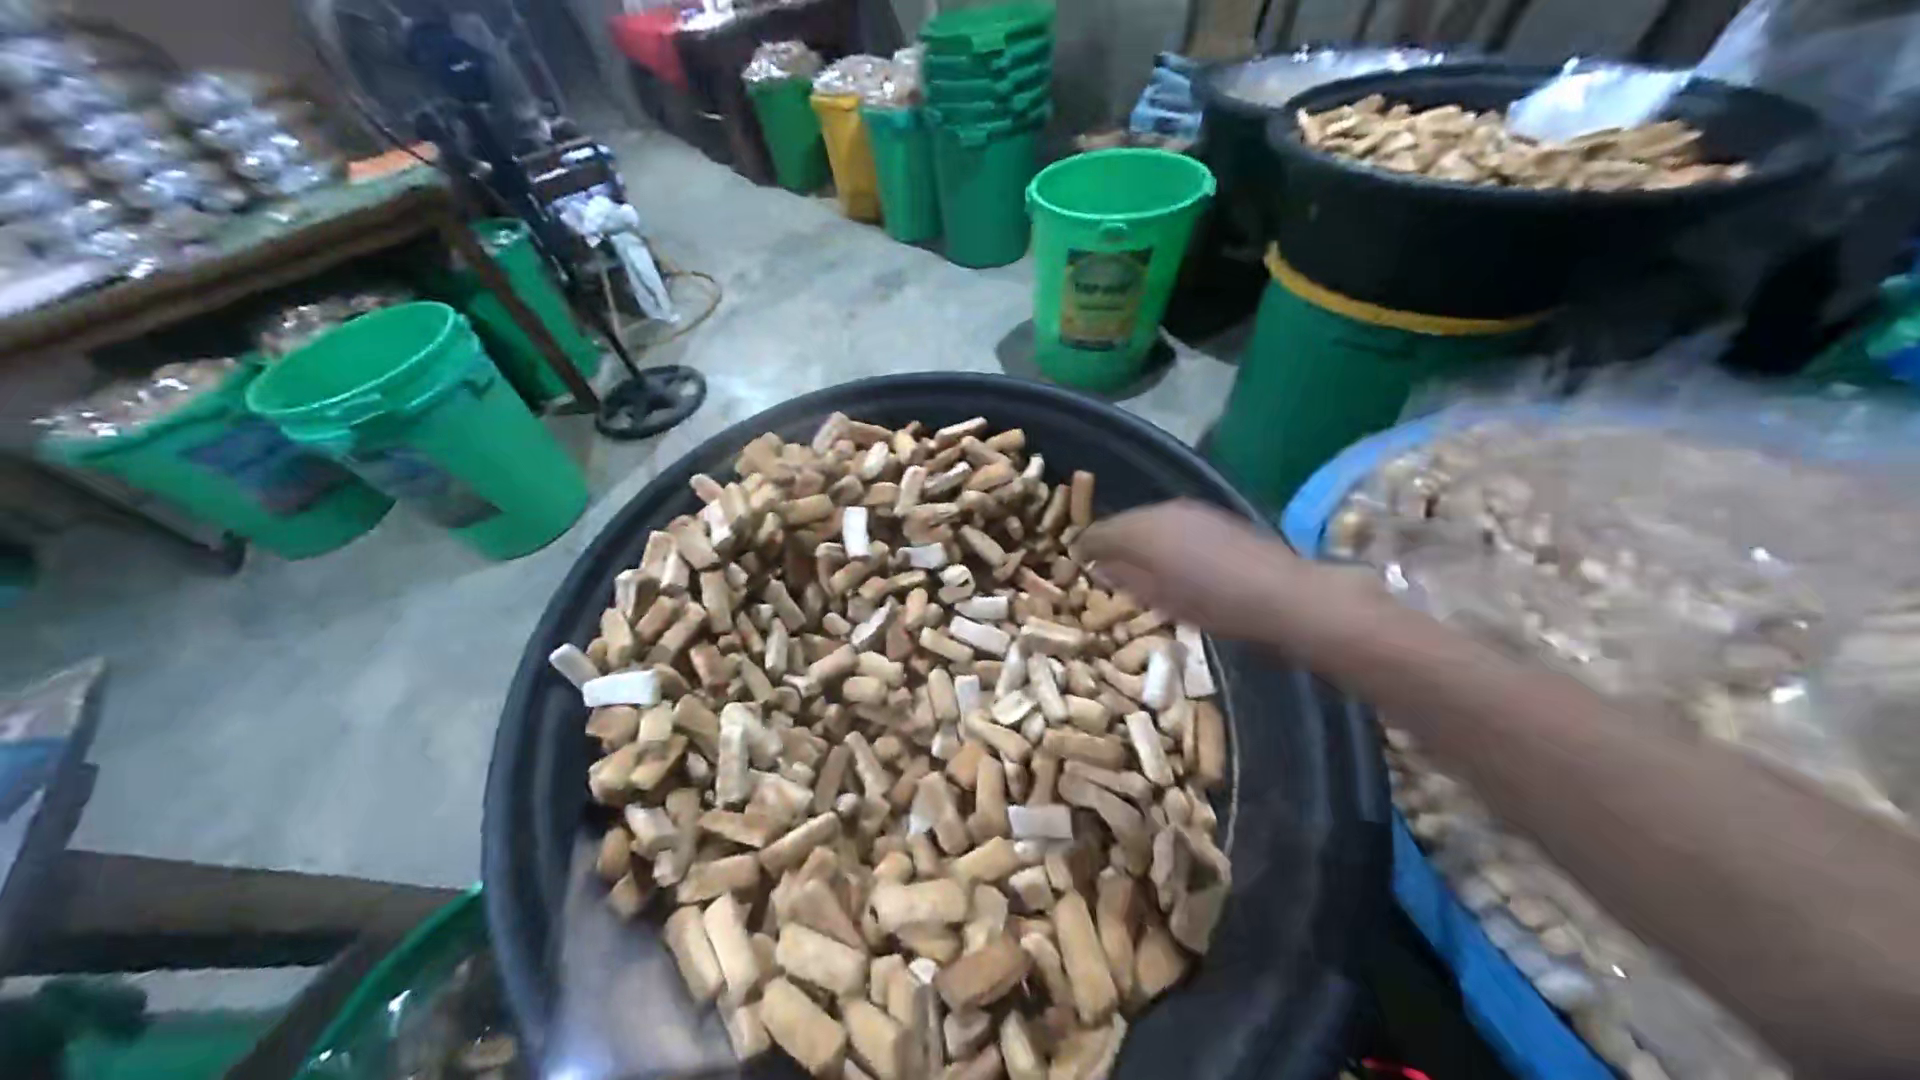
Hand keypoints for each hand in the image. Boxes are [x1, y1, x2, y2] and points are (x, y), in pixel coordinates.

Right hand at [1078, 500, 1311, 640]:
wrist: (1281, 595)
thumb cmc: (1213, 604)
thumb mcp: (1159, 599)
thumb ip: (1125, 577)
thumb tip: (1101, 566)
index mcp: (1141, 530)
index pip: (1099, 532)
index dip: (1086, 546)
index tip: (1079, 561)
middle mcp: (1161, 510)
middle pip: (1124, 521)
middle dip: (1113, 540)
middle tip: (1106, 563)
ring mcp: (1190, 509)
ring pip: (1150, 519)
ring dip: (1139, 536)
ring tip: (1138, 562)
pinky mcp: (1214, 515)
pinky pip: (1173, 521)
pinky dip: (1163, 535)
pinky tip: (1173, 557)